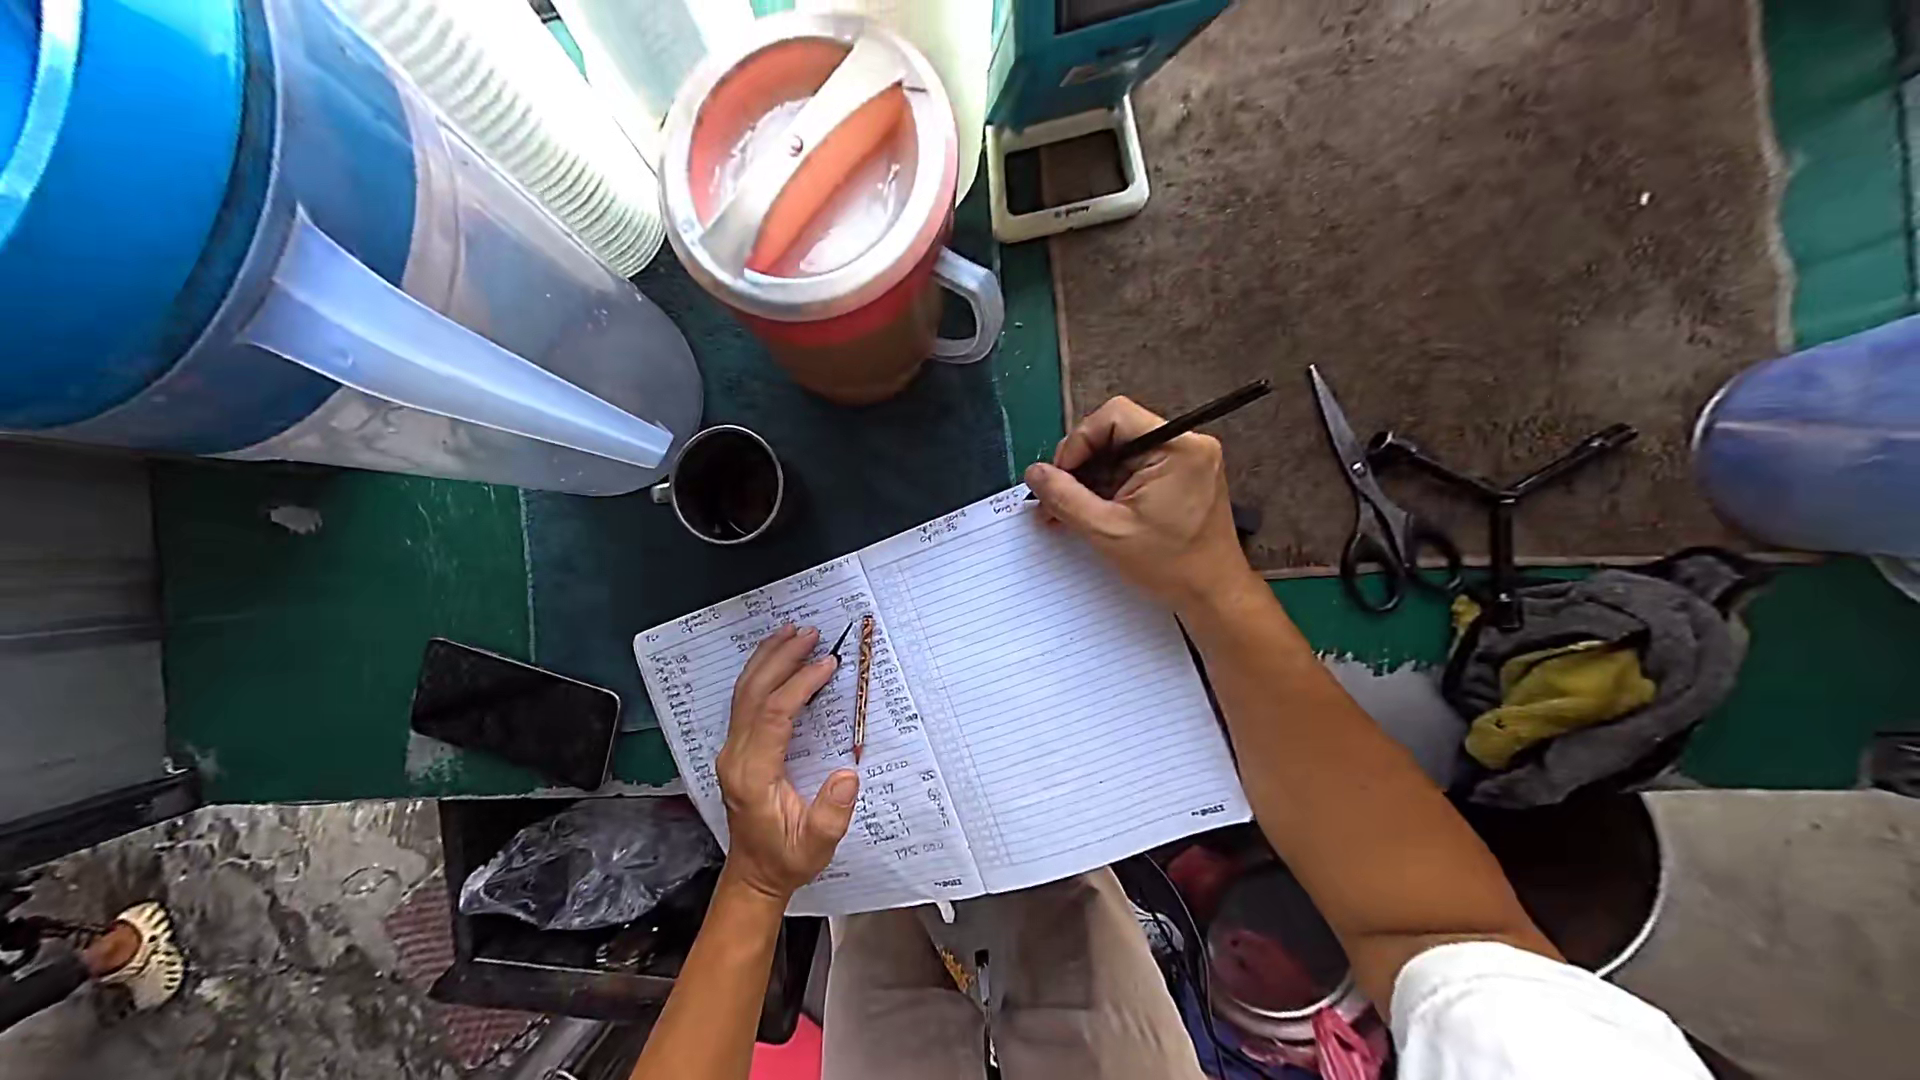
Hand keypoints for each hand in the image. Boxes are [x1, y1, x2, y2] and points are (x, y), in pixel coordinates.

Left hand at [716, 624, 860, 902]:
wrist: (754, 873)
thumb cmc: (787, 857)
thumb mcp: (816, 845)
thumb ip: (832, 813)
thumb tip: (848, 774)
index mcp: (753, 774)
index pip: (773, 715)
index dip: (800, 685)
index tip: (827, 664)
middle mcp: (736, 755)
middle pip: (753, 693)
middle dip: (782, 658)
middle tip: (810, 633)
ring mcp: (732, 748)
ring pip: (744, 691)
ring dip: (768, 658)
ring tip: (792, 632)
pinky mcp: (737, 746)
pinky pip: (745, 699)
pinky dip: (761, 671)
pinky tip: (775, 656)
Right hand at [1024, 395, 1255, 612]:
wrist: (1212, 594)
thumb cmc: (1173, 566)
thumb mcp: (1107, 531)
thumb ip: (1065, 498)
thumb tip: (1035, 473)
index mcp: (1178, 449)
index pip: (1113, 416)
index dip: (1078, 442)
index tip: (1060, 475)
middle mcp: (1187, 445)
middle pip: (1115, 433)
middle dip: (1080, 465)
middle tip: (1057, 497)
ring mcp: (1186, 460)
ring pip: (1120, 453)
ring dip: (1091, 479)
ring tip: (1070, 511)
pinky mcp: (1181, 476)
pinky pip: (1134, 468)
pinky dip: (1109, 487)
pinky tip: (1092, 511)